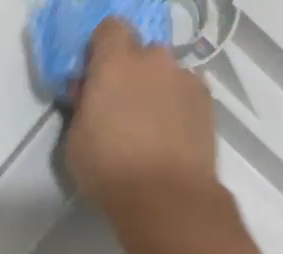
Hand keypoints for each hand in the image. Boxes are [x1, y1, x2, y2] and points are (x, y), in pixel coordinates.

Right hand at [65, 18, 217, 211]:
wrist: (165, 196)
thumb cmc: (109, 170)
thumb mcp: (75, 141)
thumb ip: (83, 108)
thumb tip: (92, 96)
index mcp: (115, 63)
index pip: (109, 29)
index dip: (102, 50)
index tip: (95, 79)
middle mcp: (154, 60)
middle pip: (142, 53)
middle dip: (132, 74)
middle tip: (122, 112)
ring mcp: (185, 78)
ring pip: (167, 76)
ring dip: (157, 93)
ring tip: (150, 134)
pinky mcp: (207, 102)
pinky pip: (186, 96)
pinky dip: (177, 110)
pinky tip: (170, 142)